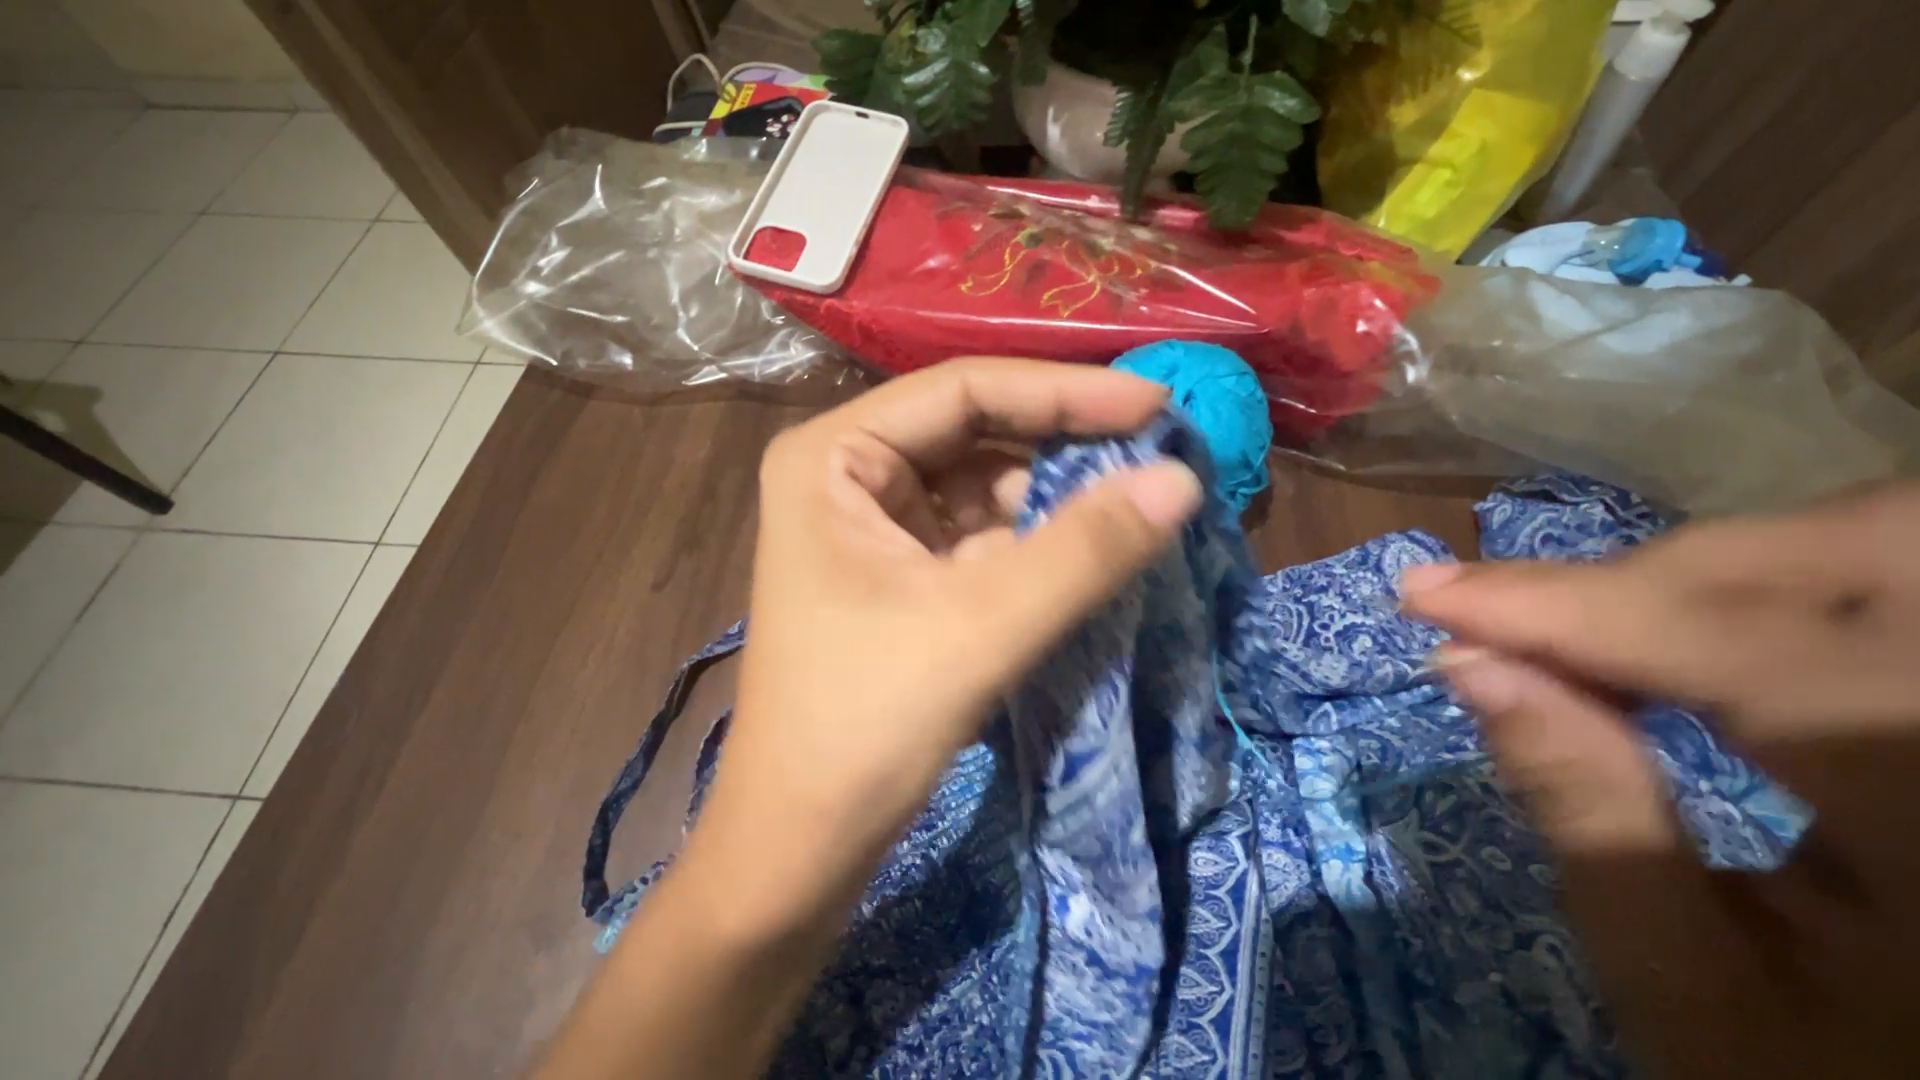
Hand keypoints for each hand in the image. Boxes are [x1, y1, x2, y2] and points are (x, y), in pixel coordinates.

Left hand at [538, 360, 1199, 1079]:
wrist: (799, 844)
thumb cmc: (863, 725)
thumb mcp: (980, 627)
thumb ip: (1084, 550)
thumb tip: (1184, 480)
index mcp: (831, 457)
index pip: (963, 389)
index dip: (1065, 390)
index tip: (1157, 405)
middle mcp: (845, 475)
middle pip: (974, 430)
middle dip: (1064, 440)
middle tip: (1162, 449)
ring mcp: (872, 528)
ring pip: (983, 484)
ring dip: (1057, 493)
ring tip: (1143, 496)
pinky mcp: (899, 576)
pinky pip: (980, 535)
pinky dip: (1037, 539)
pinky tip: (1095, 544)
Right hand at [1400, 483, 1919, 1078]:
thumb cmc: (1817, 1074)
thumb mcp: (1690, 987)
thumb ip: (1585, 814)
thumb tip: (1469, 665)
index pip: (1753, 653)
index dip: (1574, 609)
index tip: (1428, 595)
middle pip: (1841, 562)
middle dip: (1640, 578)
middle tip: (1498, 615)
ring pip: (1864, 549)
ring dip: (1695, 572)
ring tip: (1572, 623)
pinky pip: (1876, 583)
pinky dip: (1752, 582)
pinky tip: (1667, 624)